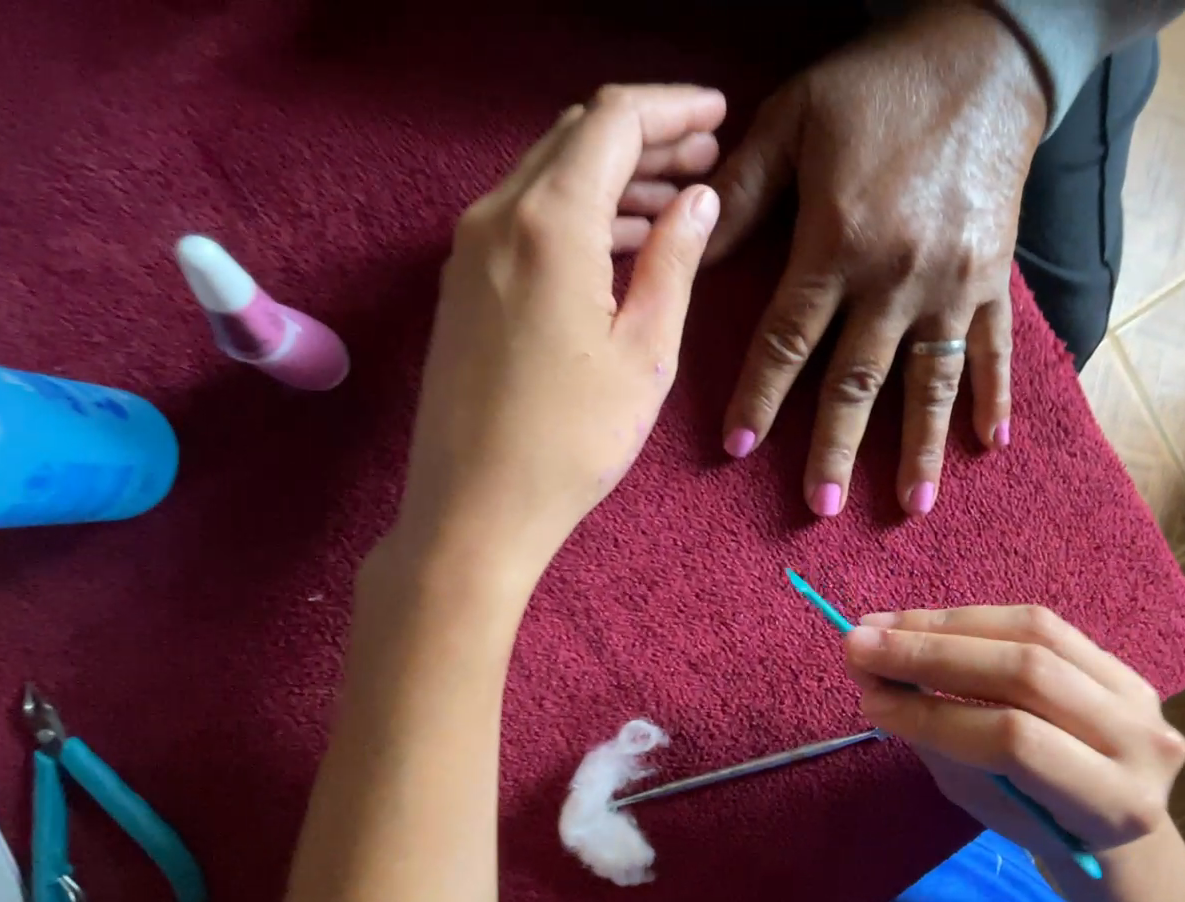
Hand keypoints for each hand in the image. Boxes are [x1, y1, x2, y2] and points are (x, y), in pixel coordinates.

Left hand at [397, 85, 724, 582]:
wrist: (475, 509)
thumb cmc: (571, 439)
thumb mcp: (645, 351)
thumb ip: (673, 262)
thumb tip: (698, 202)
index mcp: (547, 221)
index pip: (613, 121)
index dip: (673, 109)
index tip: (720, 117)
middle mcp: (496, 216)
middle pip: (576, 139)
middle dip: (646, 139)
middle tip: (706, 160)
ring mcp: (470, 250)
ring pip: (549, 179)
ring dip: (613, 180)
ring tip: (677, 204)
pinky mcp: (463, 286)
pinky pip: (526, 221)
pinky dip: (578, 216)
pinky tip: (621, 246)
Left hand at [706, 2, 1045, 517]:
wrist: (984, 53)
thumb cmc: (878, 85)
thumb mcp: (794, 120)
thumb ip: (742, 192)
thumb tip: (689, 239)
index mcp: (838, 244)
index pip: (787, 340)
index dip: (759, 396)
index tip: (736, 449)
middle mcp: (895, 278)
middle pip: (855, 381)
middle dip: (834, 448)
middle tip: (817, 507)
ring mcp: (952, 285)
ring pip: (928, 383)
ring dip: (916, 449)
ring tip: (911, 506)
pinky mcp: (994, 278)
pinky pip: (993, 348)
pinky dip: (992, 396)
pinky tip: (990, 444)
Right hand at [841, 606, 1184, 862]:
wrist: (1115, 818)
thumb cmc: (1040, 823)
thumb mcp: (987, 806)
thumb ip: (941, 744)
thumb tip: (876, 685)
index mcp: (1114, 801)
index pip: (1015, 740)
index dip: (935, 716)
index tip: (869, 701)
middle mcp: (1141, 739)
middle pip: (1025, 672)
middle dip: (929, 655)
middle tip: (858, 645)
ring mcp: (1139, 690)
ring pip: (1030, 633)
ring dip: (942, 627)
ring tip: (880, 627)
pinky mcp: (1118, 658)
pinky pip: (1035, 621)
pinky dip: (968, 620)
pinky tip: (921, 623)